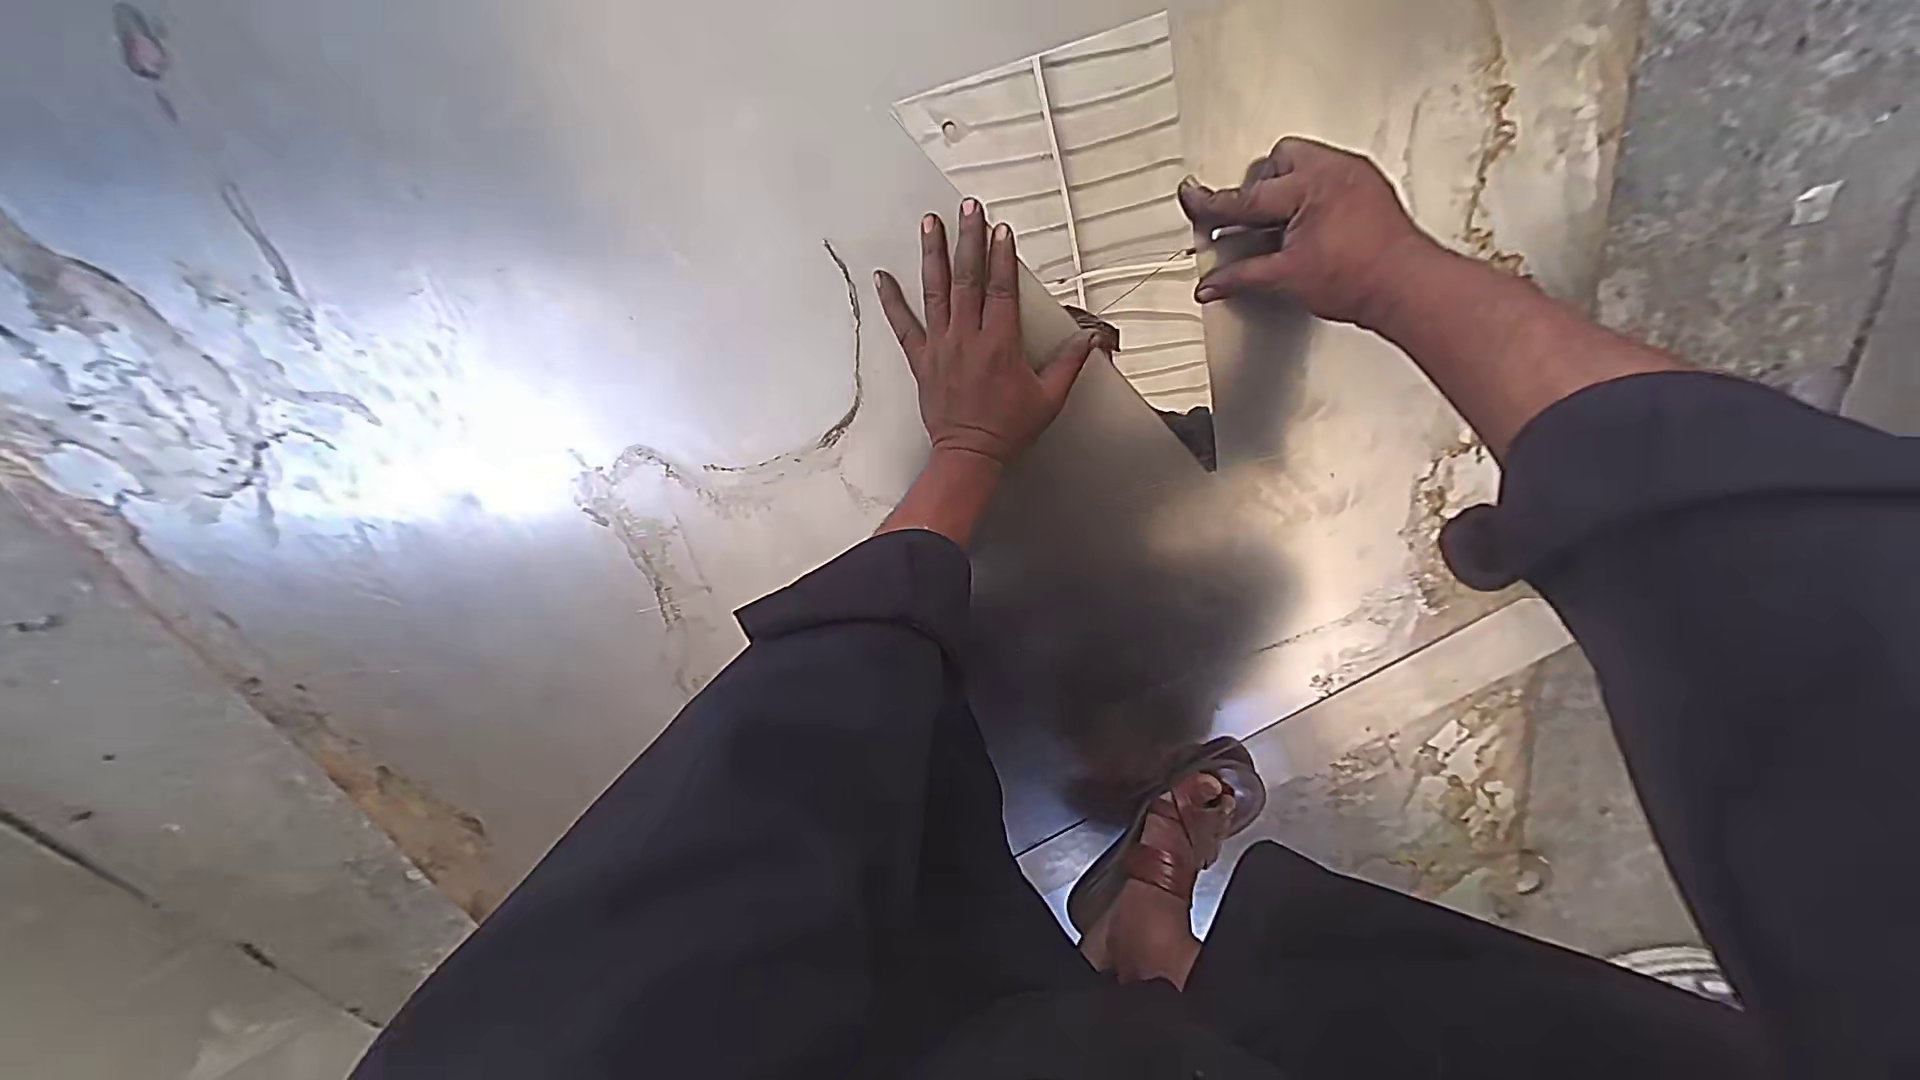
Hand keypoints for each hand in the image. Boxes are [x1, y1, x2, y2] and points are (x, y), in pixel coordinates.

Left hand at [875, 200, 1099, 467]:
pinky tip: (882, 277)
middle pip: (968, 279)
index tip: (1001, 228)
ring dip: (933, 255)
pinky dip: (892, 301)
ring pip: (935, 292)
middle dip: (969, 240)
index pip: (1001, 288)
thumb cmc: (1008, 430)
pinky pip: (903, 326)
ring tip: (930, 223)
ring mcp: (941, 348)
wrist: (969, 455)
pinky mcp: (921, 361)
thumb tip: (1091, 340)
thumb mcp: (1049, 399)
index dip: (1002, 256)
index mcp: (1000, 344)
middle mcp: (967, 339)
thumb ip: (1069, 365)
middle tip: (968, 208)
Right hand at [1179, 137, 1441, 327]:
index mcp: (1311, 186)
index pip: (1247, 196)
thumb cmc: (1359, 278)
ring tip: (1275, 226)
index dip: (1213, 203)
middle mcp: (1336, 171)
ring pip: (1304, 166)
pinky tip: (1302, 229)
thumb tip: (1213, 282)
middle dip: (1256, 188)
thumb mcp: (1284, 277)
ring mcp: (1355, 178)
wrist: (1402, 287)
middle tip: (1242, 220)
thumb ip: (1241, 276)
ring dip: (1283, 192)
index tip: (1192, 198)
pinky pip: (1326, 179)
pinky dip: (1306, 200)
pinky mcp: (1367, 190)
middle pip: (1277, 161)